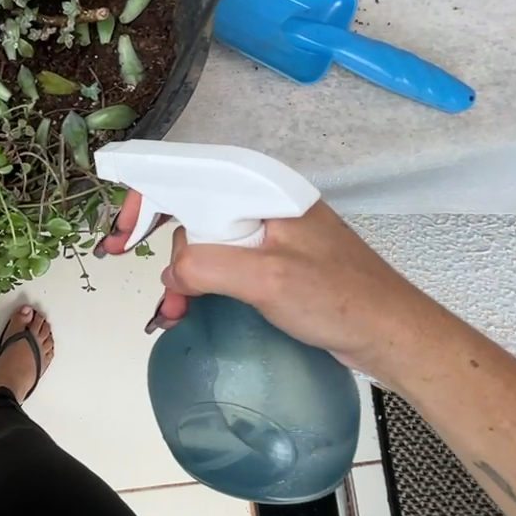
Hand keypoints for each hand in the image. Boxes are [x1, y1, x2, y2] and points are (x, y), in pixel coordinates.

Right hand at [100, 191, 451, 375]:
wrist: (395, 338)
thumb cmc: (344, 300)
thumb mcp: (267, 279)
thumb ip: (206, 266)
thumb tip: (170, 275)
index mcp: (263, 192)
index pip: (190, 177)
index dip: (148, 196)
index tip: (121, 229)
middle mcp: (261, 207)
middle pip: (188, 210)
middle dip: (156, 239)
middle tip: (122, 257)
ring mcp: (265, 235)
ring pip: (200, 242)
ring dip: (178, 274)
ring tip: (171, 310)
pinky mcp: (268, 262)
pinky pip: (217, 264)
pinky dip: (196, 285)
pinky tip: (185, 308)